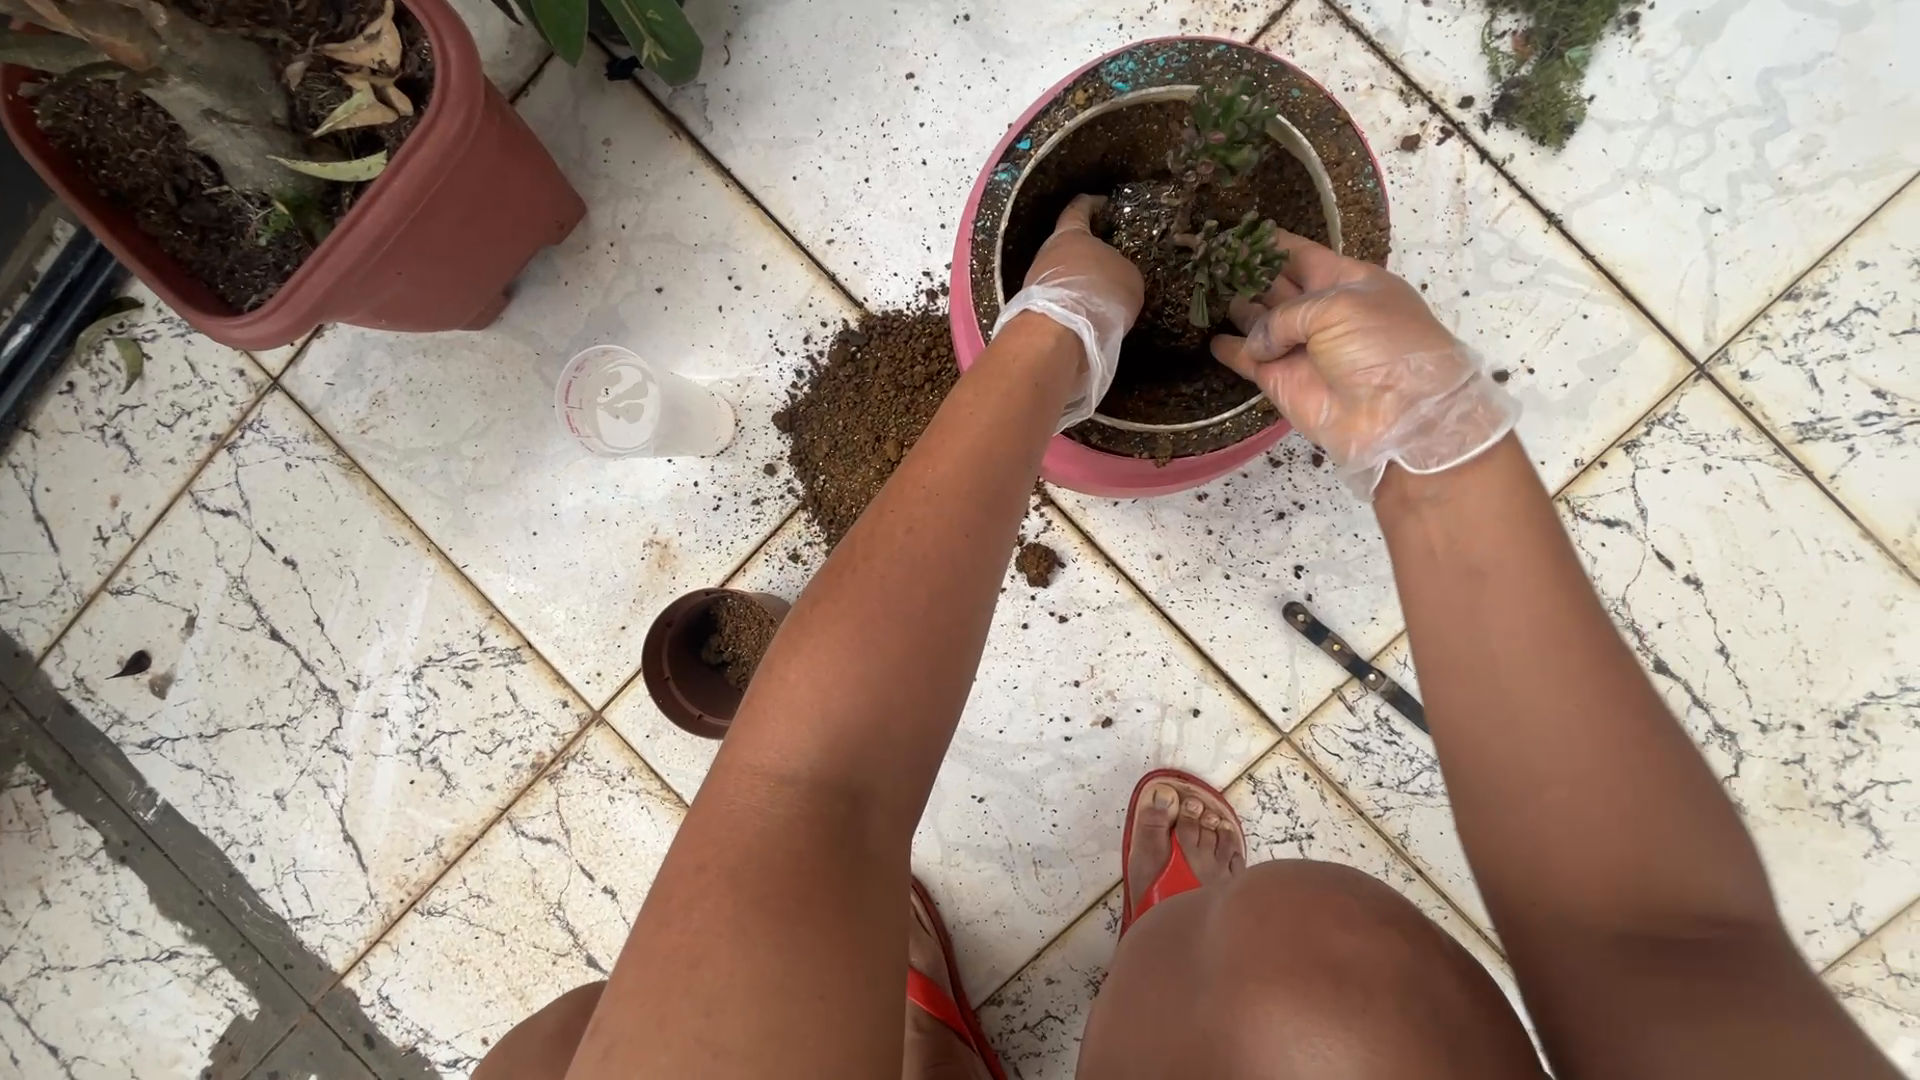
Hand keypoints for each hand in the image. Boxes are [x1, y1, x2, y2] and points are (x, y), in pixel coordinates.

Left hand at [993, 195, 1144, 429]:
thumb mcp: (1127, 278)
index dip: (1090, 205)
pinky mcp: (1031, 314)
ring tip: (1098, 300)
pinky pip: (1057, 305)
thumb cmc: (1099, 293)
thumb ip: (1119, 271)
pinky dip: (1070, 310)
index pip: (1078, 210)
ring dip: (1076, 287)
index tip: (1098, 202)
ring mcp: (1033, 285)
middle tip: (1105, 264)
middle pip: (1066, 249)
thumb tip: (1111, 280)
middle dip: (1084, 256)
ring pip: (1060, 279)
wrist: (1060, 335)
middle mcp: (1046, 255)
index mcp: (1069, 235)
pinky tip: (1085, 322)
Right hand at [1210, 227, 1518, 497]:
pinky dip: (1228, 349)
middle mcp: (1320, 311)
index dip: (1271, 244)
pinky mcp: (1278, 379)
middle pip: (1274, 285)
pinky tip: (1209, 337)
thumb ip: (1285, 314)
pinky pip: (1246, 358)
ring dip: (1233, 306)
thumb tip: (1255, 342)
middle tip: (1209, 258)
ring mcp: (1298, 347)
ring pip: (1256, 320)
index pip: (1301, 255)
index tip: (1238, 231)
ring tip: (1202, 289)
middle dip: (1246, 272)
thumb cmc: (1381, 346)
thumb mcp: (1339, 307)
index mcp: (1346, 282)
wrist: (1394, 414)